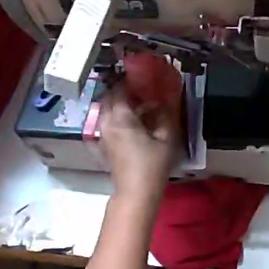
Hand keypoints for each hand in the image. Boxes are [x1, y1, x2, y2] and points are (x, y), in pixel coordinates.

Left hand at [97, 82, 178, 197]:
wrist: (136, 191)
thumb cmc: (152, 164)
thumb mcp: (166, 138)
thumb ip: (165, 116)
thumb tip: (165, 102)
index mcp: (120, 117)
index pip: (118, 90)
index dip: (128, 81)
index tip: (140, 77)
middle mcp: (106, 123)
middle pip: (108, 99)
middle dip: (121, 92)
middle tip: (138, 90)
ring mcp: (101, 136)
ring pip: (105, 112)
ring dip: (117, 106)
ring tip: (135, 106)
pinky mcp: (102, 147)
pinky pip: (103, 126)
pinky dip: (112, 120)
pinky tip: (124, 124)